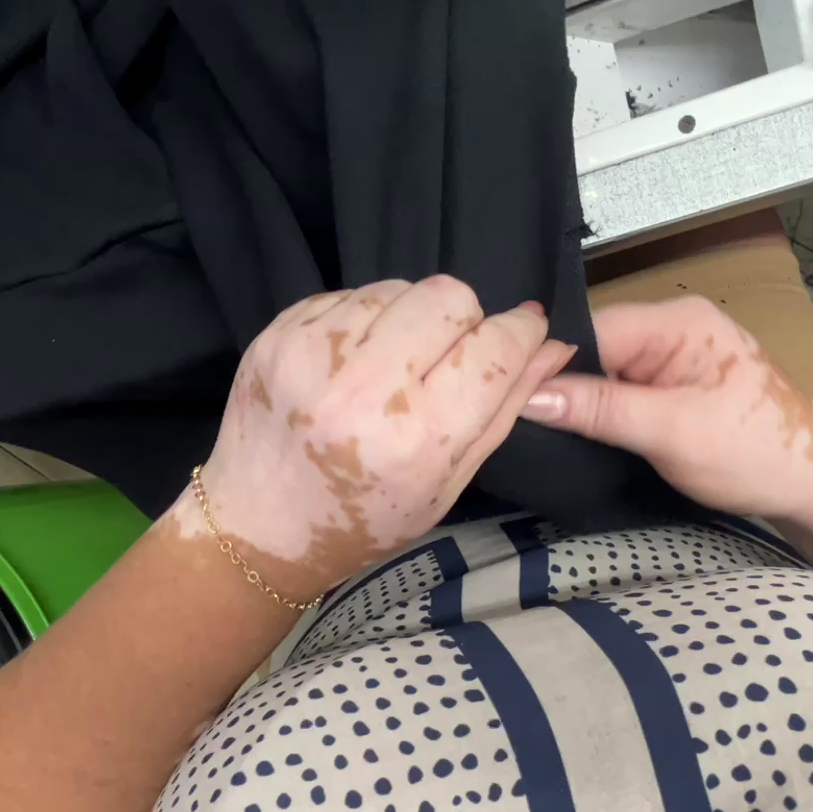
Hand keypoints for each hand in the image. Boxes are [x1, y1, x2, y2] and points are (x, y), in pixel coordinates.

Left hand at [188, 276, 575, 601]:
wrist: (259, 525)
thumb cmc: (365, 521)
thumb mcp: (448, 484)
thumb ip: (503, 410)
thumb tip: (553, 346)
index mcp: (416, 438)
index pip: (494, 347)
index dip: (520, 334)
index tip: (520, 336)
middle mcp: (362, 387)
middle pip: (449, 296)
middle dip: (464, 322)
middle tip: (446, 361)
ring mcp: (310, 352)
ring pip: (399, 286)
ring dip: (412, 318)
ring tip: (393, 367)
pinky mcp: (277, 332)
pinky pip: (350, 294)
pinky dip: (366, 320)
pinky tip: (353, 365)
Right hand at [519, 296, 812, 531]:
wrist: (811, 486)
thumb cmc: (755, 453)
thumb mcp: (672, 432)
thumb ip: (600, 410)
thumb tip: (529, 397)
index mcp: (677, 321)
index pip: (592, 329)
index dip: (550, 363)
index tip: (508, 398)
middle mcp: (671, 329)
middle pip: (592, 348)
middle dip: (558, 384)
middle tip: (512, 419)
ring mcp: (671, 358)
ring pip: (601, 372)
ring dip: (576, 402)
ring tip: (533, 428)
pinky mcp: (670, 387)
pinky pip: (618, 391)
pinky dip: (597, 413)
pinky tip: (572, 432)